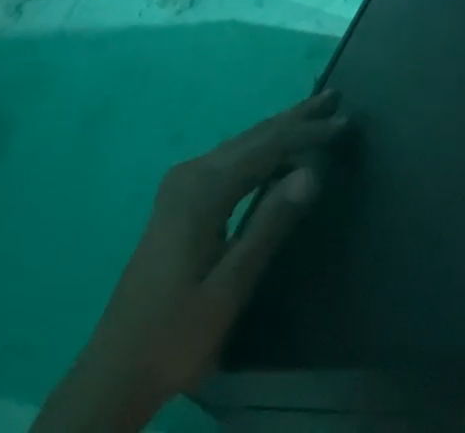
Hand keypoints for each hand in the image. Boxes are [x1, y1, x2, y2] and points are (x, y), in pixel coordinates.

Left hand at [31, 91, 346, 432]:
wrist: (119, 364)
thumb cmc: (178, 330)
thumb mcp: (231, 284)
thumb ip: (270, 224)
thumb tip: (312, 171)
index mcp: (202, 190)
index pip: (266, 147)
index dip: (307, 132)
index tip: (345, 121)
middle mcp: (190, 176)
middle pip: (251, 137)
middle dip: (294, 119)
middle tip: (334, 100)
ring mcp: (180, 188)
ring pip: (239, 147)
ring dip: (278, 132)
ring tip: (314, 118)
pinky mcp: (179, 203)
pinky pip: (229, 163)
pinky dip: (260, 152)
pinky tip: (277, 156)